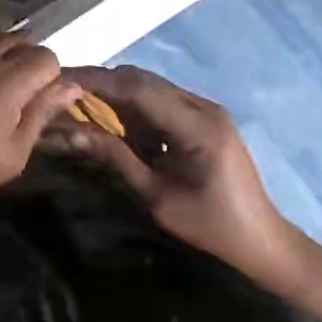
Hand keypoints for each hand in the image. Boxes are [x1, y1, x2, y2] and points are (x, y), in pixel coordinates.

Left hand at [0, 24, 83, 201]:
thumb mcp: (13, 153)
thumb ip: (42, 113)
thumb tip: (72, 86)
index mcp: (5, 83)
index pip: (46, 57)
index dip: (48, 77)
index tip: (37, 98)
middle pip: (21, 39)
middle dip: (26, 61)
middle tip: (15, 91)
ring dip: (0, 49)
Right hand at [51, 66, 300, 285]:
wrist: (264, 242)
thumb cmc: (210, 226)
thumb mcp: (155, 197)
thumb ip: (113, 157)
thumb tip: (66, 131)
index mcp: (198, 126)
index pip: (137, 88)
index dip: (94, 80)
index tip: (57, 80)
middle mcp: (204, 107)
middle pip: (140, 79)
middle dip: (98, 82)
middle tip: (60, 91)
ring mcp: (205, 109)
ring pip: (146, 84)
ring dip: (112, 92)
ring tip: (78, 104)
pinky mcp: (202, 116)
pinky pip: (157, 97)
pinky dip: (129, 103)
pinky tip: (111, 120)